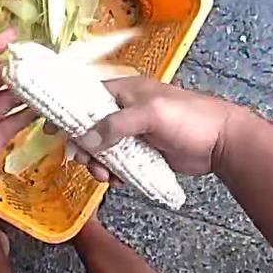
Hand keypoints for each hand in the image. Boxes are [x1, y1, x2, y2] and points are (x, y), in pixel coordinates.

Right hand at [73, 78, 245, 177]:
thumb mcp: (151, 115)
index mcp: (125, 91)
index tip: (50, 129)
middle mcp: (125, 110)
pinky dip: (114, 172)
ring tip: (105, 176)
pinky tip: (118, 181)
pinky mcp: (143, 152)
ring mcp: (134, 132)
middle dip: (84, 147)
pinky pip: (119, 162)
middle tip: (84, 162)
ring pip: (103, 148)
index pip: (86, 97)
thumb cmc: (190, 118)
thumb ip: (117, 125)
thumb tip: (87, 140)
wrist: (222, 141)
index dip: (67, 112)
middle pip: (90, 128)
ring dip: (98, 163)